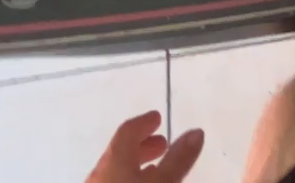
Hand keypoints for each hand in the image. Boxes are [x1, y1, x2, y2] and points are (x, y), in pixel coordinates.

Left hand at [85, 111, 202, 182]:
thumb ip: (179, 159)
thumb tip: (195, 132)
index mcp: (114, 161)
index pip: (127, 132)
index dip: (144, 123)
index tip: (158, 119)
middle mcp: (99, 175)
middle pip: (119, 152)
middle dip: (142, 146)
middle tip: (162, 145)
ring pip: (113, 174)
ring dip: (134, 167)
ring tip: (154, 172)